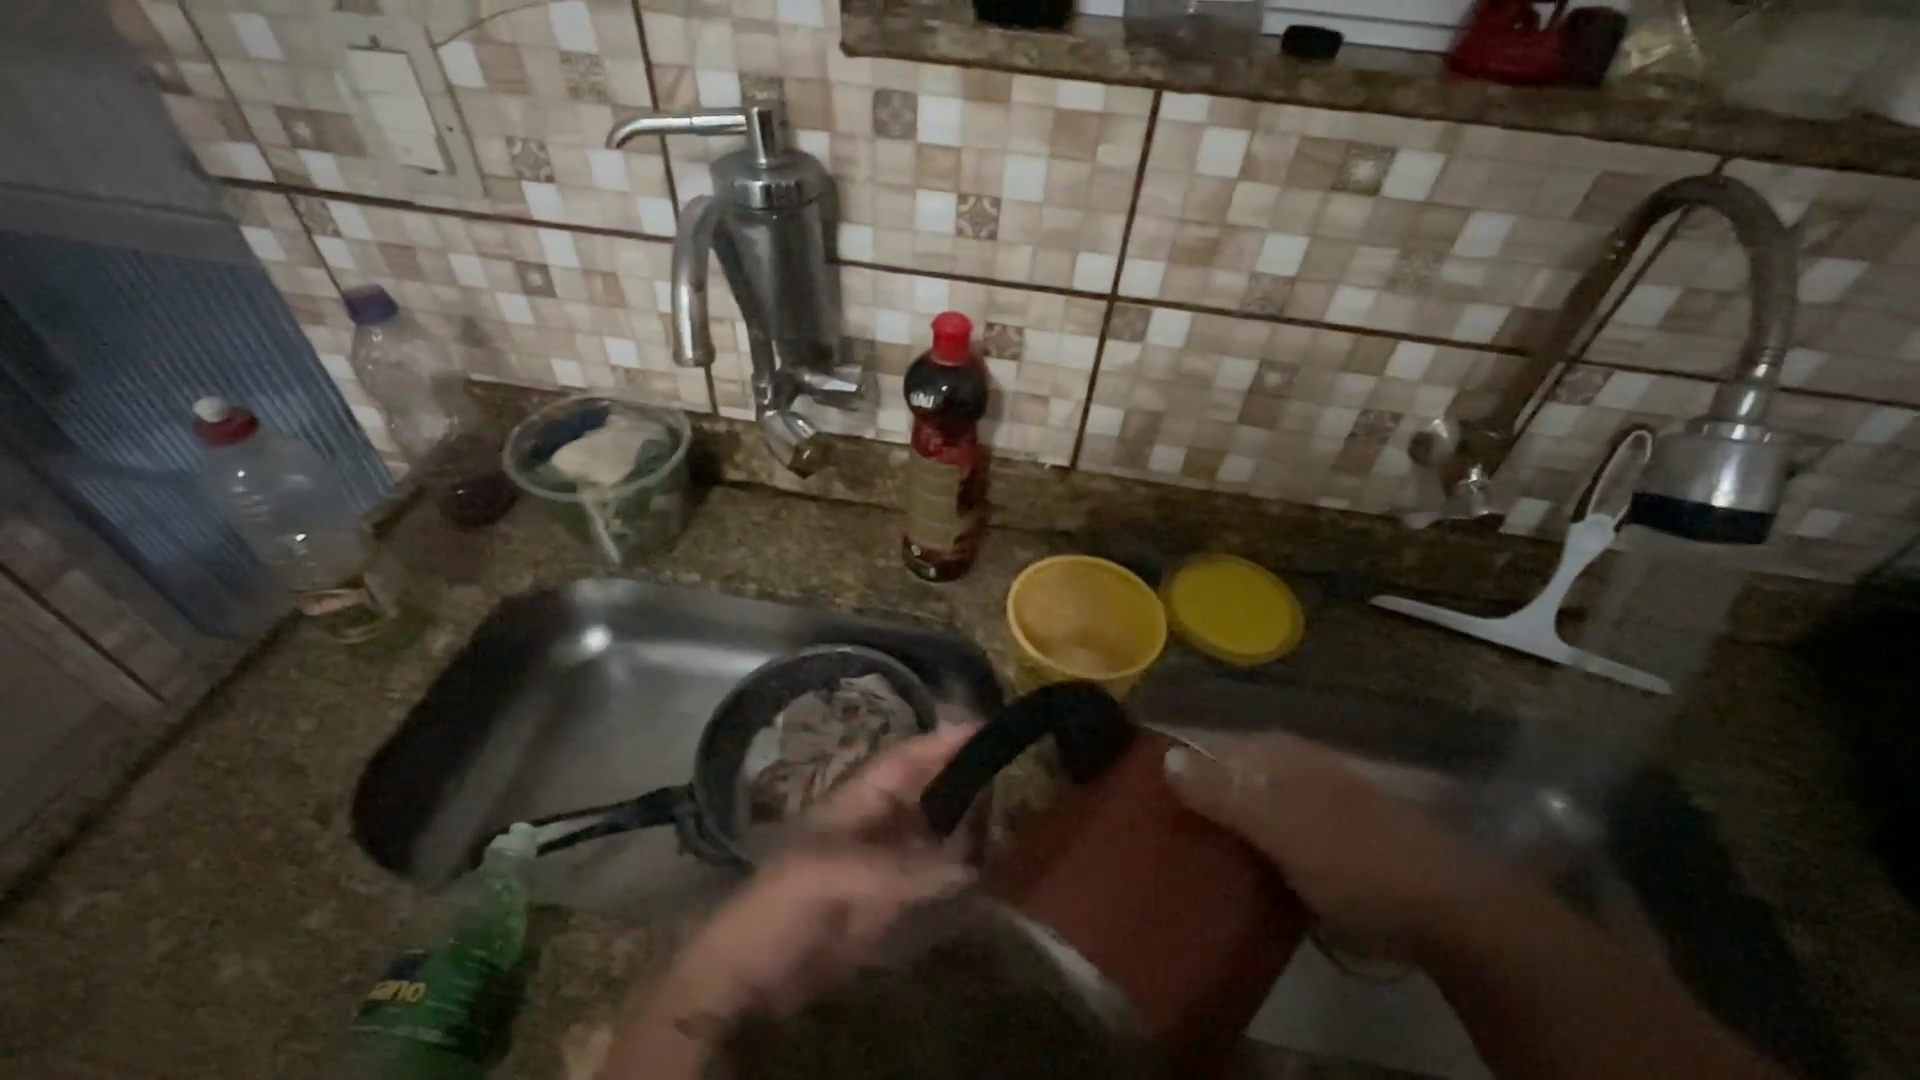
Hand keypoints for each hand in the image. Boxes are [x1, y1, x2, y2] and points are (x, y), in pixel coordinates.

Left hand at [599, 720, 979, 1079]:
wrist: (747, 975)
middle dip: (964, 776)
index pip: (905, 760)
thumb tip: (965, 867)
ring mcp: (884, 864)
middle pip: (926, 790)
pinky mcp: (890, 903)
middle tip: (1014, 769)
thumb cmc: (776, 905)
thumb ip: (896, 870)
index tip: (985, 727)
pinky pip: (933, 876)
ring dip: (968, 822)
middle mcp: (875, 825)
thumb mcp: (826, 875)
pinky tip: (988, 864)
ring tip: (1014, 812)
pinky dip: (960, 869)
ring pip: (935, 831)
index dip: (941, 742)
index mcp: (854, 802)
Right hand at [1162, 731, 1506, 963]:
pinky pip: (1264, 836)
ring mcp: (1309, 805)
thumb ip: (1226, 792)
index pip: (1207, 744)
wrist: (1449, 913)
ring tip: (1172, 855)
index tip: (1129, 792)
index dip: (1170, 763)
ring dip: (1213, 826)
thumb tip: (1166, 754)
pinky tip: (1223, 873)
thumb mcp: (1284, 828)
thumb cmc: (1358, 861)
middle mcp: (1291, 768)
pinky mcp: (1321, 842)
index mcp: (1279, 754)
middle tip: (1145, 830)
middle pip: (1222, 774)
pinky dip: (1241, 849)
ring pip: (1243, 806)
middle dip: (1186, 797)